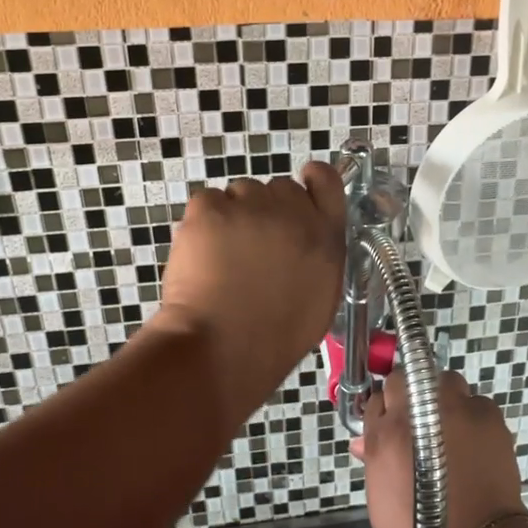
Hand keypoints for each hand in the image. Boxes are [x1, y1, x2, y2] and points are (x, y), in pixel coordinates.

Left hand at [155, 161, 346, 421]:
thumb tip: (306, 241)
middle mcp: (292, 211)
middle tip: (252, 247)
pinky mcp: (209, 209)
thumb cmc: (276, 337)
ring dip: (233, 216)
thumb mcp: (322, 297)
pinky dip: (202, 224)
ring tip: (222, 258)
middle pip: (279, 188)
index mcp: (325, 234)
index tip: (301, 188)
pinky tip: (201, 256)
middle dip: (266, 210)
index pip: (326, 179)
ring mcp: (249, 206)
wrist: (223, 348)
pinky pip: (206, 202)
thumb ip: (320, 257)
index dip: (311, 179)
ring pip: (240, 193)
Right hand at [352, 369, 524, 527]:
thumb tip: (364, 441)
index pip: (376, 400)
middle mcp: (418, 410)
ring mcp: (455, 407)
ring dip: (444, 397)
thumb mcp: (381, 501)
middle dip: (410, 394)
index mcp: (385, 433)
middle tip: (419, 420)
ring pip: (444, 381)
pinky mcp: (487, 412)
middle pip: (406, 379)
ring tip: (451, 425)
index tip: (391, 423)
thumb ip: (374, 461)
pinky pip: (476, 401)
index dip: (384, 411)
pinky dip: (473, 414)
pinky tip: (476, 440)